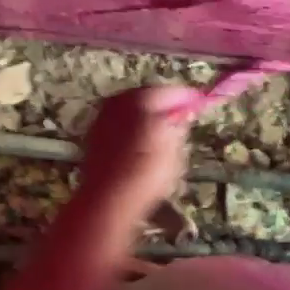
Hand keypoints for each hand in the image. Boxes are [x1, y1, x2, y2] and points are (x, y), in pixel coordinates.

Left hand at [75, 86, 197, 221]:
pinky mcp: (91, 136)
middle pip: (147, 97)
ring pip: (130, 111)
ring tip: (160, 135)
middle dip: (163, 107)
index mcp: (142, 98)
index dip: (187, 98)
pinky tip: (139, 147)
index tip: (198, 105)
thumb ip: (179, 126)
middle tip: (179, 120)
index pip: (171, 90)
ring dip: (145, 118)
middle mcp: (119, 101)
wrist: (108, 199)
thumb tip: (183, 115)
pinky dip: (130, 131)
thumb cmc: (147, 173)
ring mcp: (102, 117)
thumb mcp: (174, 150)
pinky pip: (118, 126)